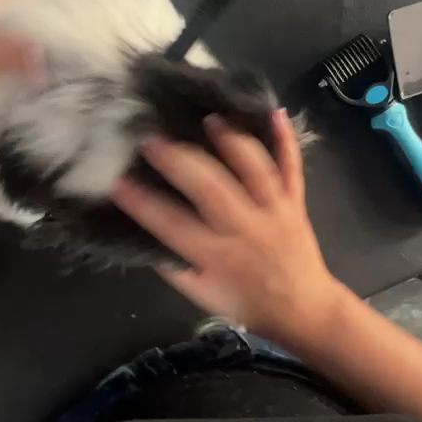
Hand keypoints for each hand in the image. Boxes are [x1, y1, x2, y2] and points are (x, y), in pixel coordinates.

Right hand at [113, 111, 350, 341]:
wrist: (304, 310)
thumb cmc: (246, 302)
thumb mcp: (202, 295)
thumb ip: (174, 265)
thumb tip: (145, 233)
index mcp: (218, 256)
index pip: (173, 225)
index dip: (142, 203)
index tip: (117, 181)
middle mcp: (246, 229)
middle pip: (212, 188)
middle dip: (180, 161)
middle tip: (152, 139)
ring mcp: (274, 211)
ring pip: (255, 170)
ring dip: (232, 141)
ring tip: (210, 118)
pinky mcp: (296, 201)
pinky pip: (292, 167)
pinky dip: (286, 139)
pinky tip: (274, 112)